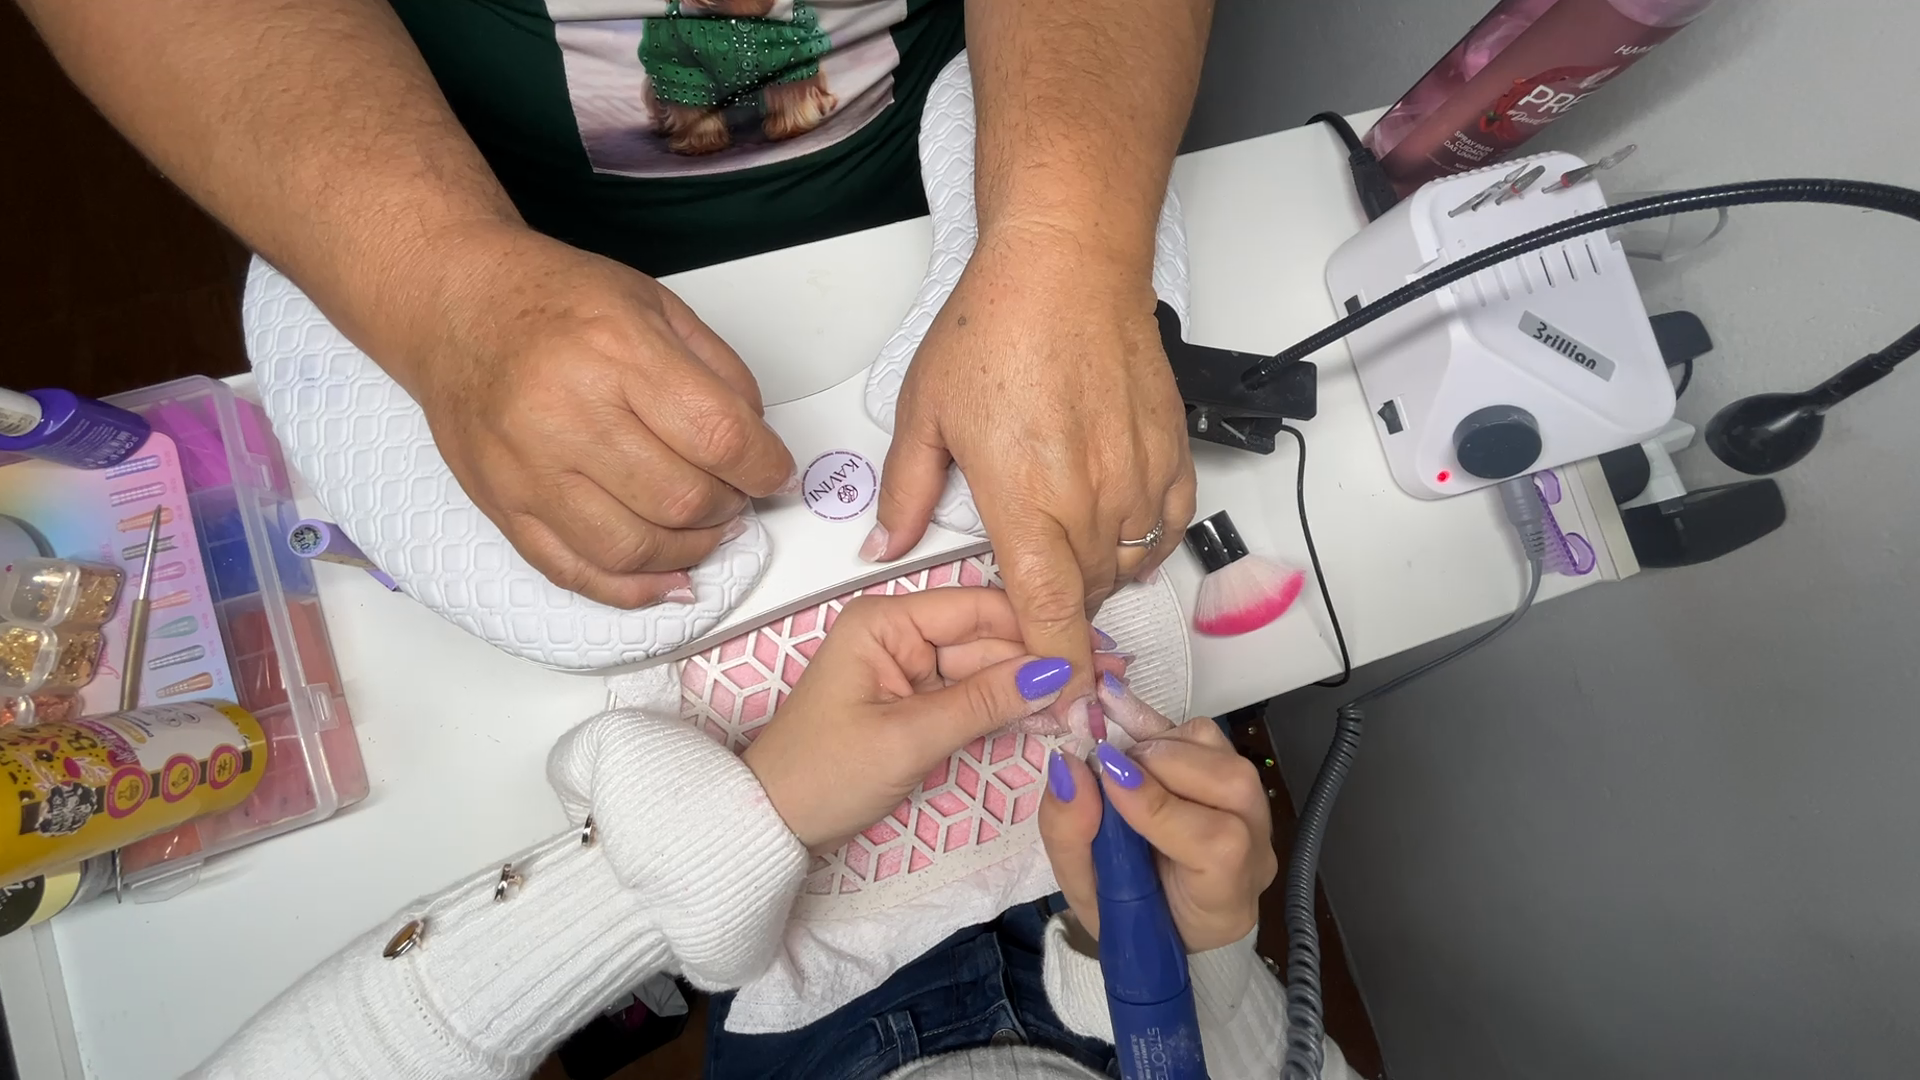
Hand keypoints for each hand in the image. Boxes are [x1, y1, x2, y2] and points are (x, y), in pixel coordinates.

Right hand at [391, 223, 796, 607]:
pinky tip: (669, 577)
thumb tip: (762, 451)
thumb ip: (724, 377)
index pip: (718, 436)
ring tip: (706, 526)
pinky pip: (575, 571)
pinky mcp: (502, 504)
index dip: (766, 468)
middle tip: (734, 492)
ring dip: (692, 549)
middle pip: (682, 498)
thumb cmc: (562, 302)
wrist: (454, 304)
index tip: (777, 474)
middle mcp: (566, 413)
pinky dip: (634, 589)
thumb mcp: (662, 308)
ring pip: (634, 548)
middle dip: (730, 506)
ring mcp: (527, 467)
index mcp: (618, 352)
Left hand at [743, 588, 1075, 851]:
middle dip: (1042, 663)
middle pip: (988, 638)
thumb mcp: (907, 737)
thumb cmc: (826, 774)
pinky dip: (1008, 704)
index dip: (1036, 630)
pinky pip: (972, 692)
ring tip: (1094, 698)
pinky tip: (1053, 709)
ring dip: (1033, 685)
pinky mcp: (918, 696)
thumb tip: (1057, 673)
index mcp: (887, 620)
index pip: (977, 609)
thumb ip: (983, 702)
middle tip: (1107, 684)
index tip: (1092, 654)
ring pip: (987, 666)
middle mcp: (902, 631)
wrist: (773, 824)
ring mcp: (912, 664)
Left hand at [870, 226, 1195, 701]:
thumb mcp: (924, 413)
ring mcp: (1137, 479)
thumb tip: (883, 550)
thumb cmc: (993, 330)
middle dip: (1055, 613)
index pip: (1047, 612)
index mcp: (1024, 499)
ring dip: (1090, 577)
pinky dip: (1139, 546)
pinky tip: (1113, 530)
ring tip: (1061, 545)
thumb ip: (905, 494)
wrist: (1067, 265)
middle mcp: (1089, 500)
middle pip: (1081, 598)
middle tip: (1031, 591)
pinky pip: (1165, 530)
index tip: (1064, 704)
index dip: (1058, 669)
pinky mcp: (1169, 455)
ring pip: (1121, 569)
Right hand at [1040, 716, 1276, 952]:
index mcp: (1221, 901)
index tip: (1107, 777)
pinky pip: (1212, 740)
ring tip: (1123, 763)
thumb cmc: (1123, 909)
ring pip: (1225, 758)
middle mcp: (1252, 855)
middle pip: (1232, 787)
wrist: (1159, 911)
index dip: (1161, 806)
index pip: (1217, 846)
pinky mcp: (1236, 780)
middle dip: (1159, 762)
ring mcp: (1253, 815)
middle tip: (1107, 766)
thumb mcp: (1078, 886)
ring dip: (1164, 746)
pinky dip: (1168, 733)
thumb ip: (1069, 831)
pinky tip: (1137, 749)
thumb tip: (1068, 766)